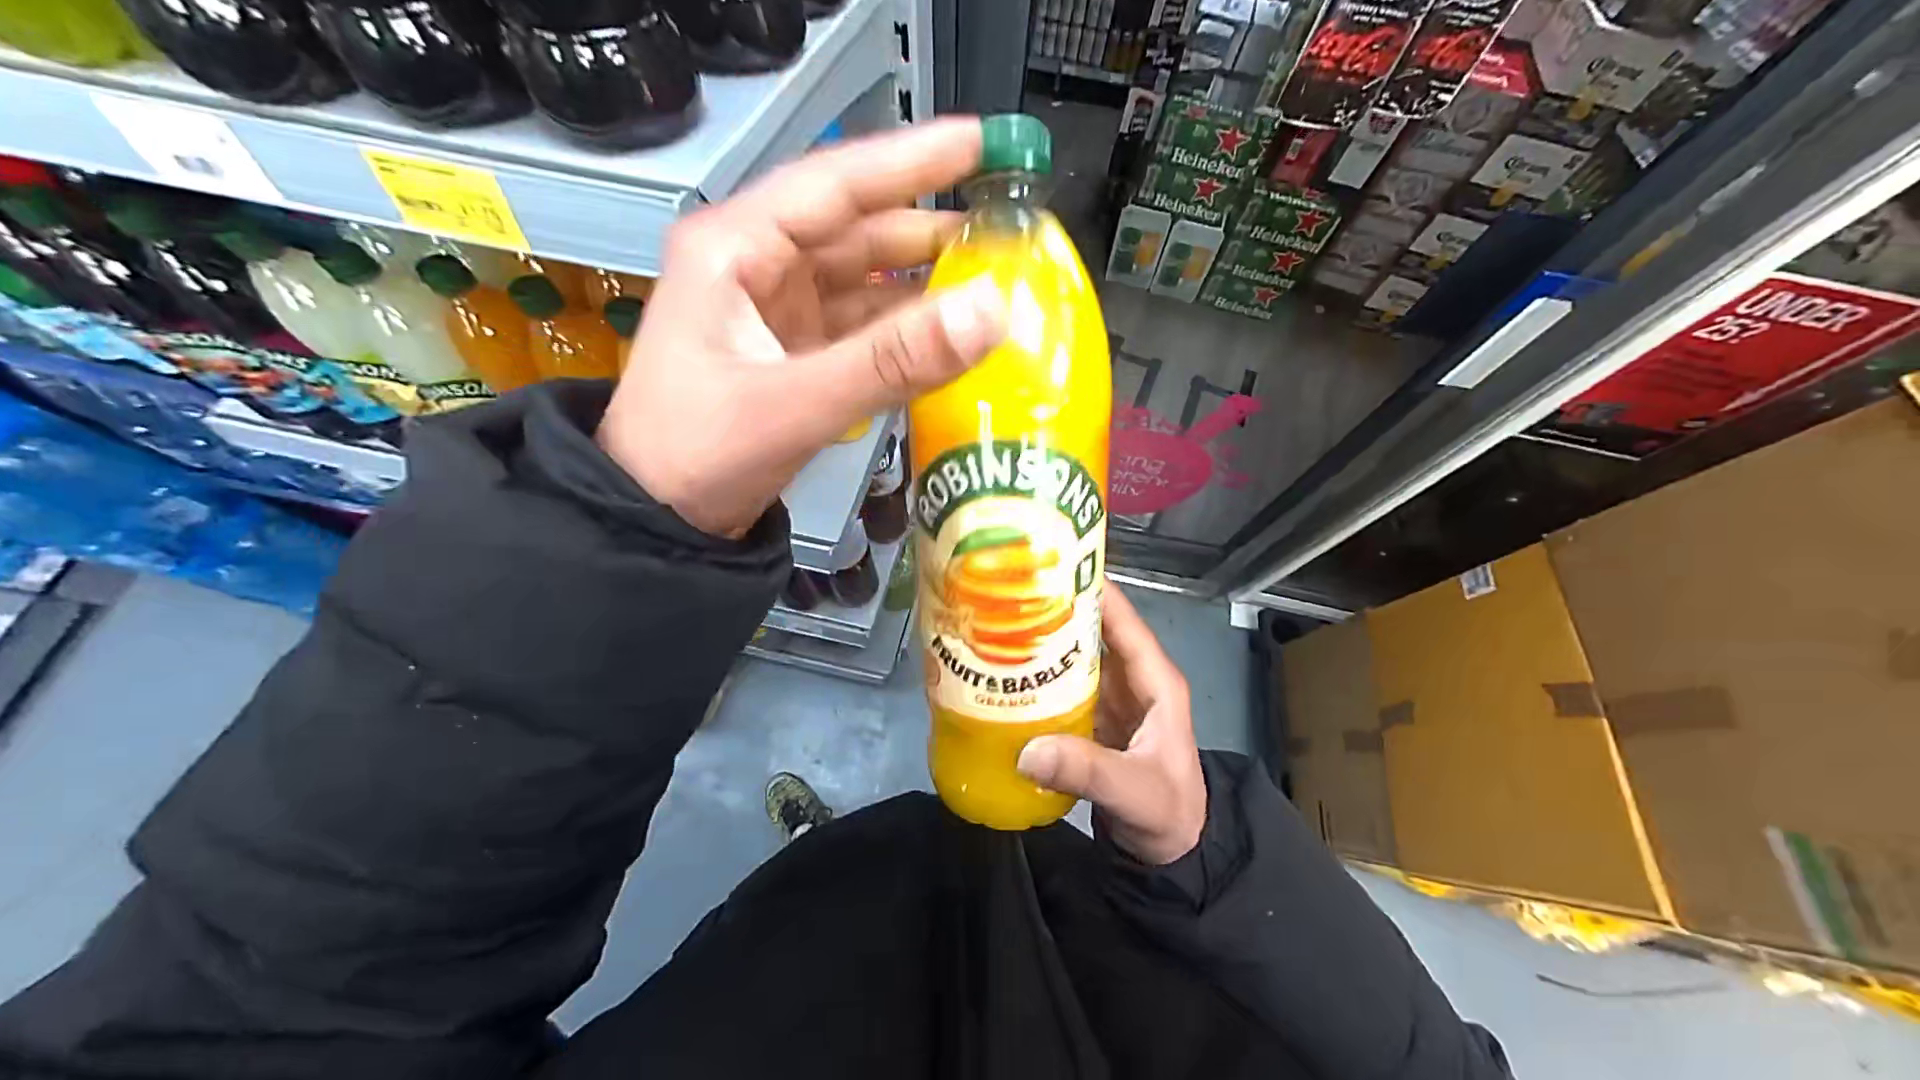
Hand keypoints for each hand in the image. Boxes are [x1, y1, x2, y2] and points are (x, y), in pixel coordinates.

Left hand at [597, 118, 1007, 537]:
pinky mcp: (791, 355)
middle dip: (926, 228)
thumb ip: (892, 361)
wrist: (656, 519)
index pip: (834, 184)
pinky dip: (900, 331)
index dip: (909, 160)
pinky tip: (944, 336)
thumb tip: (989, 312)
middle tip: (1001, 230)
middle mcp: (756, 269)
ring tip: (988, 282)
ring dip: (919, 283)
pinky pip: (858, 329)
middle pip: (855, 231)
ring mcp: (775, 314)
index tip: (978, 142)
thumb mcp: (794, 404)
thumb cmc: (697, 452)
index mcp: (736, 250)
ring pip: (861, 282)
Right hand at [1017, 586, 1206, 864]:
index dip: (1095, 591)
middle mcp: (1131, 681)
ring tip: (994, 626)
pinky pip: (1061, 688)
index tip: (1053, 565)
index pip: (1124, 623)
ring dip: (1041, 644)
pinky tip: (1002, 677)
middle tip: (1006, 595)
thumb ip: (1087, 771)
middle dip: (1055, 613)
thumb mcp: (1135, 792)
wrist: (1170, 855)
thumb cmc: (1168, 813)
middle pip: (1093, 633)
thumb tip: (1026, 750)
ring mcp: (1109, 700)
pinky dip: (1036, 680)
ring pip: (1074, 659)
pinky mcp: (1091, 720)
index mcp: (1154, 682)